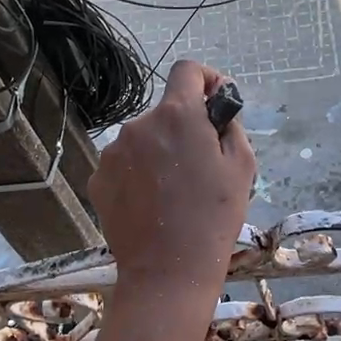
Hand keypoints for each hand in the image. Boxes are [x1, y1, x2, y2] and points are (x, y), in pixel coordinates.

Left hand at [90, 60, 255, 304]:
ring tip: (176, 192)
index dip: (206, 79)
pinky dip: (140, 174)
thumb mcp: (242, 165)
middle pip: (167, 111)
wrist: (168, 271)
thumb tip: (216, 105)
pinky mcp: (98, 178)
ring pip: (145, 139)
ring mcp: (113, 152)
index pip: (187, 69)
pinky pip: (126, 164)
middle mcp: (139, 124)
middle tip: (202, 166)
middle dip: (185, 127)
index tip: (216, 101)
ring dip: (161, 152)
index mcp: (177, 115)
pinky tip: (153, 205)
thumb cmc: (214, 217)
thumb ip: (229, 123)